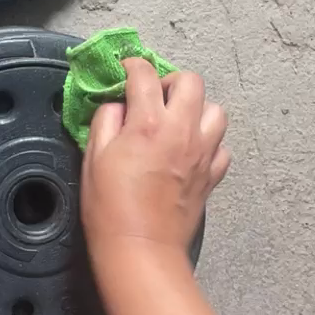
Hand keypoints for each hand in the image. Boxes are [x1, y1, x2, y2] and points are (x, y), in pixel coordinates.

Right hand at [80, 58, 229, 263]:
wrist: (140, 248)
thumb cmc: (110, 207)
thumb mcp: (93, 157)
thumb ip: (105, 121)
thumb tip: (117, 106)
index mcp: (148, 123)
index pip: (144, 74)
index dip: (132, 65)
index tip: (124, 70)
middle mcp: (182, 131)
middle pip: (191, 81)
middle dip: (169, 81)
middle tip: (152, 96)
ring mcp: (202, 153)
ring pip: (216, 110)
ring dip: (196, 108)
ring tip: (176, 121)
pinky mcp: (212, 175)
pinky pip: (221, 146)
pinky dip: (208, 141)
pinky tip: (189, 150)